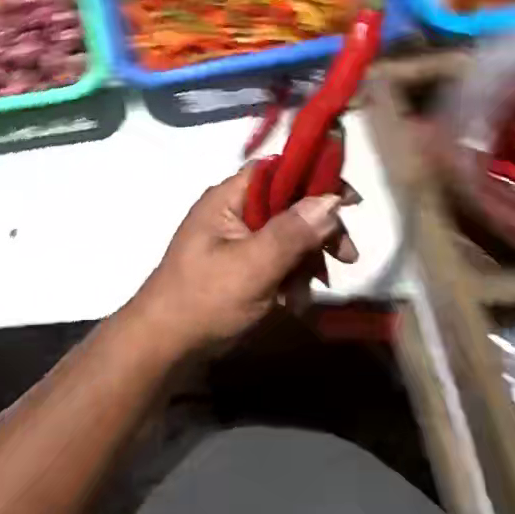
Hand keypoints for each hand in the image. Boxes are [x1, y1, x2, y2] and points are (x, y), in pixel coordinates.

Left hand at [121, 163, 357, 359]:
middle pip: (287, 204)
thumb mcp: (253, 266)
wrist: (165, 344)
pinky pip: (276, 260)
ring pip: (286, 235)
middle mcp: (231, 211)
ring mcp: (234, 239)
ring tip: (307, 293)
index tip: (349, 201)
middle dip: (318, 230)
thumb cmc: (204, 299)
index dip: (313, 177)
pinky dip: (290, 277)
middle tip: (347, 257)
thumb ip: (292, 233)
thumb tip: (330, 199)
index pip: (276, 169)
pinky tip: (294, 303)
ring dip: (305, 261)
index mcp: (227, 198)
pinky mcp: (239, 265)